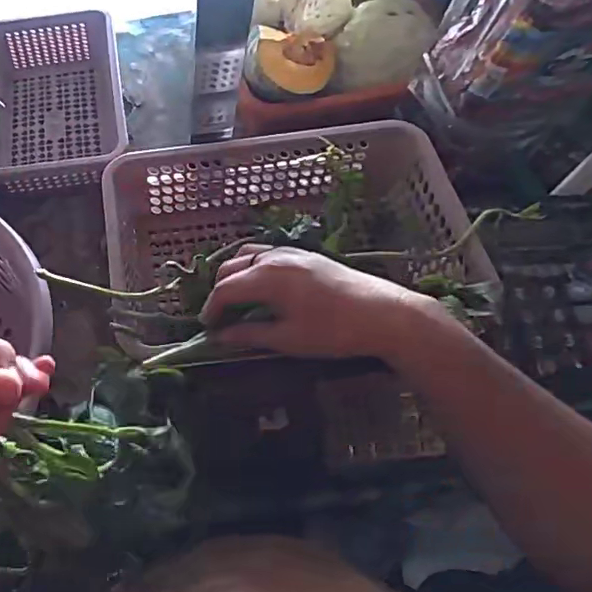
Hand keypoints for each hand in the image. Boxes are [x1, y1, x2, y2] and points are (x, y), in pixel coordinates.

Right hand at [198, 244, 444, 360]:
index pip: (225, 289)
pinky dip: (255, 267)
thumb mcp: (288, 339)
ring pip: (250, 255)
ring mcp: (293, 252)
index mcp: (266, 276)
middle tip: (219, 316)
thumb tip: (221, 337)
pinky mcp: (309, 255)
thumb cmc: (334, 331)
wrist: (383, 313)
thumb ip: (251, 335)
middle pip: (233, 267)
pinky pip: (269, 254)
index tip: (207, 329)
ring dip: (237, 274)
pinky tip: (263, 287)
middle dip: (220, 290)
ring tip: (237, 299)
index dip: (212, 309)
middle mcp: (275, 257)